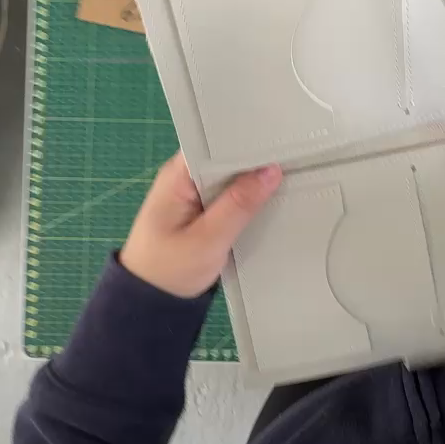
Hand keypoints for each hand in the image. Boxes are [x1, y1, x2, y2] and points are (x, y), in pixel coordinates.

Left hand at [121, 154, 282, 298]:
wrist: (150, 304)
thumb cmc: (170, 271)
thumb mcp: (208, 240)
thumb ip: (238, 204)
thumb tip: (271, 171)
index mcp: (177, 176)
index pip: (214, 142)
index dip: (246, 140)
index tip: (279, 142)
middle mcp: (184, 178)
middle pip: (225, 155)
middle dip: (255, 158)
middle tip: (294, 157)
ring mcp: (194, 193)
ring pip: (230, 176)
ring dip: (254, 178)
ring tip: (289, 172)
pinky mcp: (203, 209)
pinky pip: (230, 193)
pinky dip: (247, 195)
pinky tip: (270, 196)